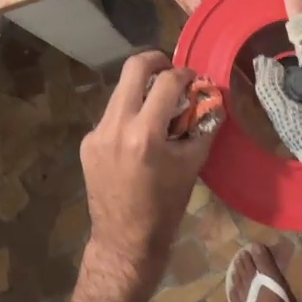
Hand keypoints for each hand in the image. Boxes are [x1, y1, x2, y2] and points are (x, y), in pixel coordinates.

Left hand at [79, 50, 212, 270]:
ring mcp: (97, 133)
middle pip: (133, 67)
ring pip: (120, 89)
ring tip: (158, 104)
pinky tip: (140, 134)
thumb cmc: (165, 206)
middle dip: (155, 60)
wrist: (125, 241)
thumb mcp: (192, 165)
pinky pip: (112, 114)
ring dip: (141, 88)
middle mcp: (116, 126)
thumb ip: (203, 126)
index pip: (167, 81)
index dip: (185, 74)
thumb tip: (213, 98)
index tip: (194, 78)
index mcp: (145, 134)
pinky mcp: (88, 142)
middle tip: (170, 69)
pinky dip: (129, 113)